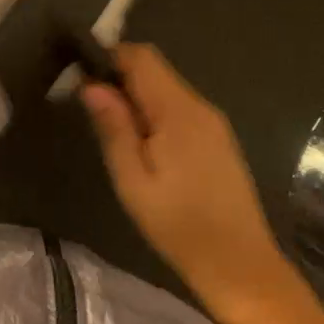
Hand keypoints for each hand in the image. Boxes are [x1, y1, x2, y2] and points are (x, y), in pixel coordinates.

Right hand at [80, 44, 289, 307]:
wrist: (241, 266)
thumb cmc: (180, 226)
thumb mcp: (133, 181)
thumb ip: (114, 128)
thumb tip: (91, 85)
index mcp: (178, 111)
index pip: (140, 57)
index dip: (108, 57)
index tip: (82, 77)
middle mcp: (199, 106)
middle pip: (154, 69)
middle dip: (120, 77)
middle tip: (92, 107)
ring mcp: (213, 122)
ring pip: (166, 87)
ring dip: (137, 96)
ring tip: (114, 128)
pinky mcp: (218, 138)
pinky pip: (180, 106)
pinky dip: (155, 111)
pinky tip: (144, 143)